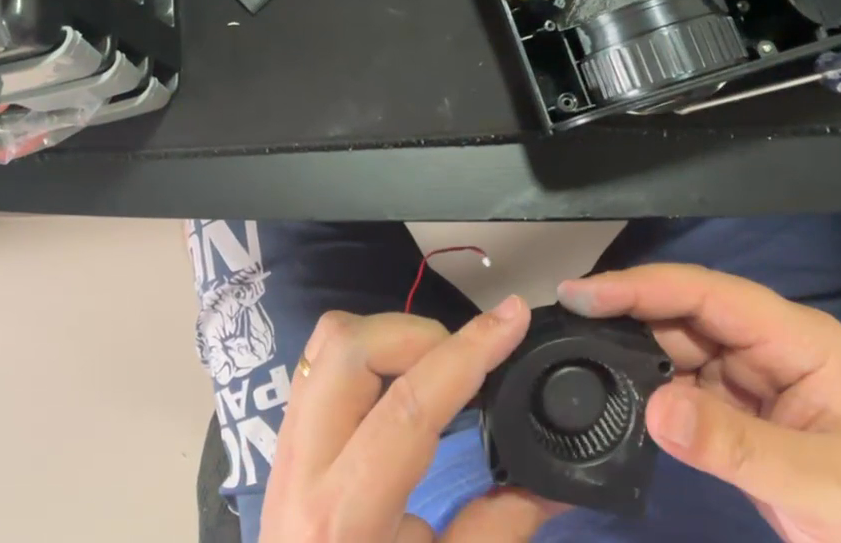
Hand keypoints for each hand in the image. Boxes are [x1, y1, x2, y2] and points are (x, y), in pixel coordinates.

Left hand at [260, 296, 563, 541]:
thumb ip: (495, 530)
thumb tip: (555, 481)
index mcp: (345, 514)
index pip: (407, 406)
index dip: (468, 353)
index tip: (513, 317)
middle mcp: (304, 465)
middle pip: (350, 349)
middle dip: (420, 333)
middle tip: (469, 361)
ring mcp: (285, 445)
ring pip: (328, 343)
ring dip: (390, 335)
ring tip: (440, 366)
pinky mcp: (286, 437)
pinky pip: (321, 362)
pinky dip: (369, 350)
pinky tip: (403, 378)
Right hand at [558, 265, 840, 542]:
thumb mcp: (826, 488)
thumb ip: (737, 446)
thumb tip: (653, 404)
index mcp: (797, 340)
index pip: (706, 295)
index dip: (641, 287)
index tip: (579, 294)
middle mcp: (770, 349)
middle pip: (684, 316)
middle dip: (625, 316)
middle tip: (560, 326)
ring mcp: (756, 384)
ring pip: (679, 350)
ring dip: (632, 354)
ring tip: (573, 358)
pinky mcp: (744, 419)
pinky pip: (686, 392)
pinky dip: (650, 393)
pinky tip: (614, 397)